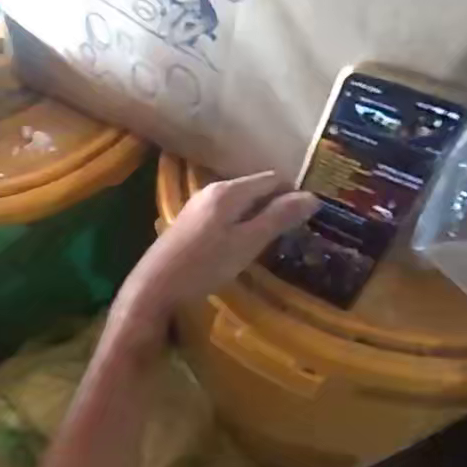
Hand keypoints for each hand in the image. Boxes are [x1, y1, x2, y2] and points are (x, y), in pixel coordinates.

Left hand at [111, 171, 317, 347]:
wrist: (155, 288)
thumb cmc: (204, 266)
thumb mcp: (247, 243)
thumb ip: (278, 218)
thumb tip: (312, 197)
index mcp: (228, 190)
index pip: (272, 178)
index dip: (293, 193)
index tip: (309, 216)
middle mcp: (211, 190)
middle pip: (254, 188)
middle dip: (275, 204)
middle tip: (294, 230)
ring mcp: (196, 207)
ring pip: (238, 203)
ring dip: (256, 216)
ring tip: (271, 240)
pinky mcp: (187, 224)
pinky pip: (223, 216)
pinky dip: (238, 225)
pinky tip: (241, 246)